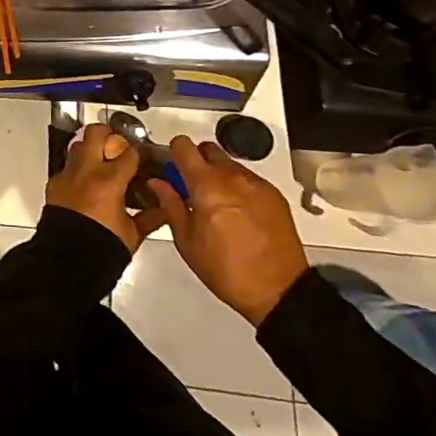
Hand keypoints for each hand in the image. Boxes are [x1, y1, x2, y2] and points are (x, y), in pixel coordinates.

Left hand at [46, 124, 168, 252]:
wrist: (66, 262)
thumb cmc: (103, 249)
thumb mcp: (132, 234)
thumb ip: (149, 217)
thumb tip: (164, 209)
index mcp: (110, 180)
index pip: (129, 152)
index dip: (138, 153)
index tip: (141, 158)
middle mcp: (86, 171)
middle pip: (96, 133)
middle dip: (108, 134)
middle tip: (116, 146)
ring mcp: (67, 176)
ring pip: (78, 146)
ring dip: (90, 150)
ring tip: (100, 166)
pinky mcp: (54, 185)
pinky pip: (66, 168)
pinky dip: (77, 172)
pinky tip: (85, 187)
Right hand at [149, 137, 308, 326]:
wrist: (277, 290)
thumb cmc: (229, 271)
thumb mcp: (187, 241)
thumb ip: (171, 205)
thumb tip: (159, 184)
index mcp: (207, 186)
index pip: (184, 146)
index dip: (174, 152)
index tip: (172, 167)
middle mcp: (233, 177)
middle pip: (208, 149)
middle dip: (197, 162)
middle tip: (192, 188)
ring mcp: (256, 184)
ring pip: (230, 164)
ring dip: (219, 176)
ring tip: (217, 207)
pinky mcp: (274, 194)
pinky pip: (249, 180)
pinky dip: (239, 188)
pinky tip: (238, 215)